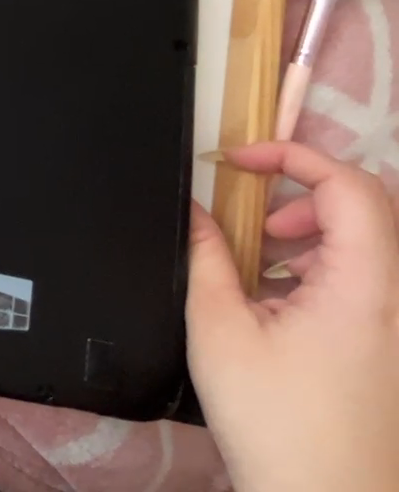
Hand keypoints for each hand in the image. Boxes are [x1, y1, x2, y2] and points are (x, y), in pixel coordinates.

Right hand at [187, 142, 398, 490]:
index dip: (292, 155)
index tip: (234, 161)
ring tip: (260, 258)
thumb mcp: (218, 325)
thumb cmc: (272, 413)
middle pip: (375, 208)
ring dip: (316, 230)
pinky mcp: (395, 344)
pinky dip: (328, 265)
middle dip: (305, 192)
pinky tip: (283, 295)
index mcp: (368, 290)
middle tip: (251, 217)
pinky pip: (376, 279)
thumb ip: (205, 255)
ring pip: (377, 243)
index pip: (353, 188)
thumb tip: (191, 207)